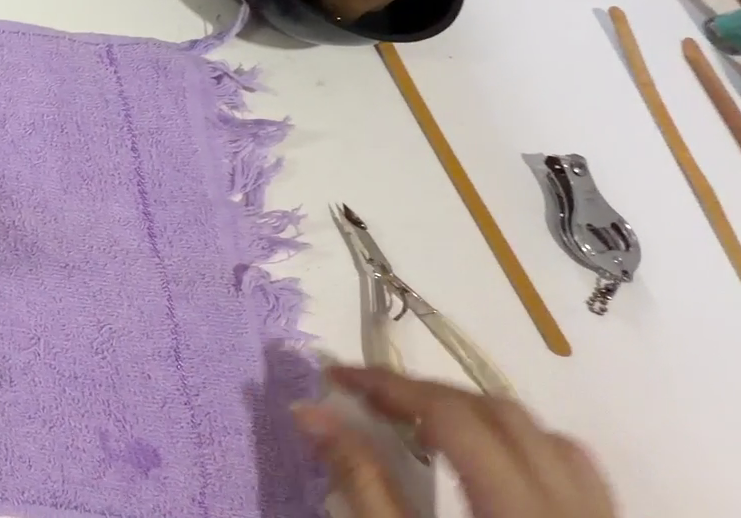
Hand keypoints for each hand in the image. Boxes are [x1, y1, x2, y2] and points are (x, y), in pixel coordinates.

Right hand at [297, 365, 615, 517]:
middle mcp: (570, 507)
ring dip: (474, 413)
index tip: (334, 377)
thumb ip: (360, 480)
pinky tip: (483, 461)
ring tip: (421, 425)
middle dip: (425, 393)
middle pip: (496, 412)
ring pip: (542, 434)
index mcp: (517, 511)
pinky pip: (572, 468)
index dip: (387, 384)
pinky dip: (519, 443)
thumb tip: (309, 412)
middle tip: (368, 398)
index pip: (449, 415)